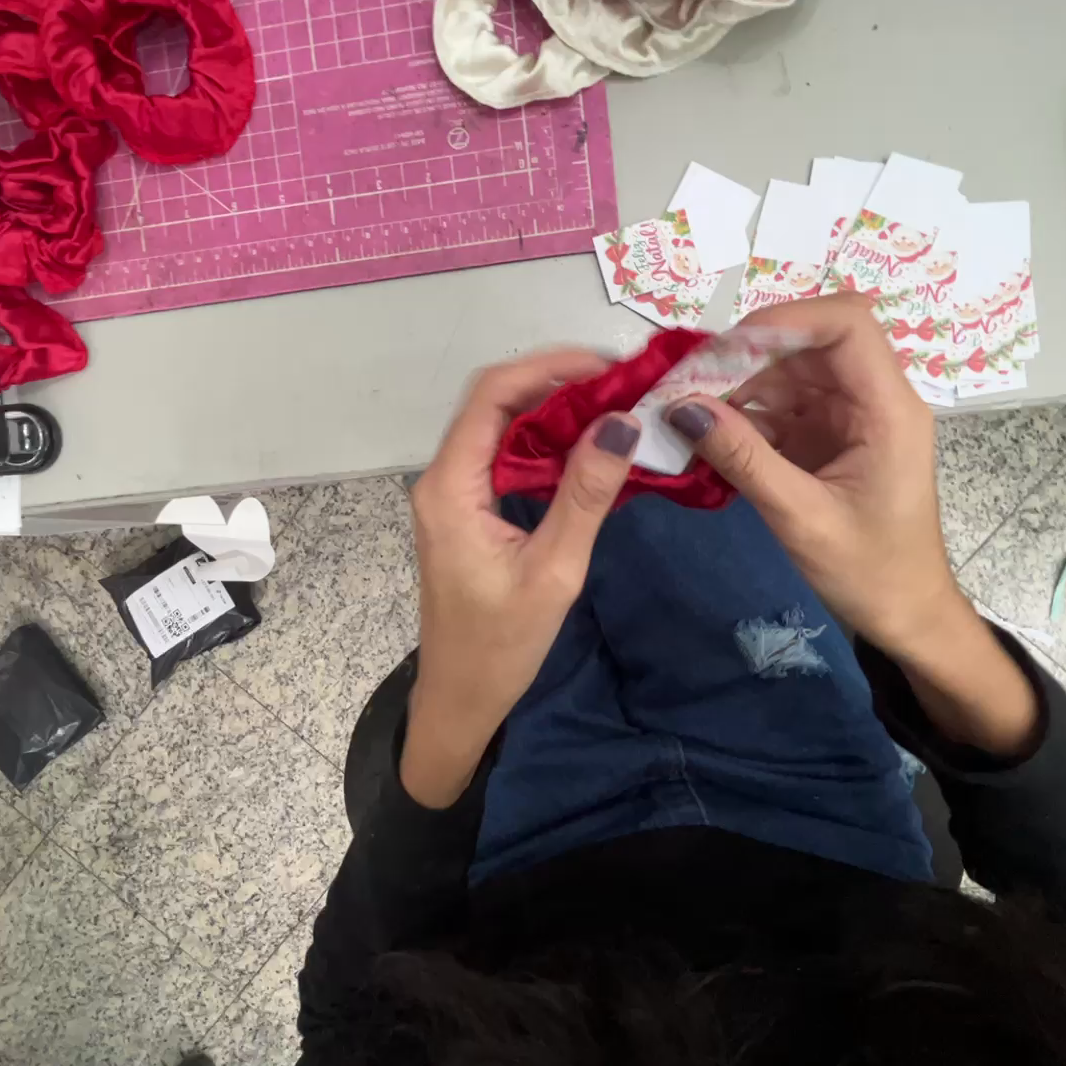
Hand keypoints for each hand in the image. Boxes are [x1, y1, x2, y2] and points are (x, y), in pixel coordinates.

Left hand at [403, 350, 640, 807]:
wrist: (461, 697)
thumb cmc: (501, 646)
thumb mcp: (553, 572)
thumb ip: (584, 495)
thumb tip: (623, 423)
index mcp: (450, 487)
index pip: (492, 396)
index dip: (548, 368)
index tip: (608, 368)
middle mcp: (442, 479)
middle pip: (494, 404)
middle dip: (556, 384)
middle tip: (621, 387)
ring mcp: (452, 495)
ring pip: (500, 429)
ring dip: (552, 413)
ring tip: (613, 410)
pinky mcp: (466, 511)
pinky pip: (503, 459)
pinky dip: (544, 445)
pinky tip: (585, 451)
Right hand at [662, 295, 962, 654]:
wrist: (901, 612)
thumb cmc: (867, 570)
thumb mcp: (799, 516)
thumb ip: (742, 458)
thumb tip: (681, 408)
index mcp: (887, 409)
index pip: (846, 325)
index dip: (785, 320)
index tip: (722, 349)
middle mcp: (870, 399)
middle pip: (808, 344)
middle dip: (745, 356)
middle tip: (686, 384)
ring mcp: (846, 417)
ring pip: (787, 373)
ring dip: (736, 386)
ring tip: (686, 410)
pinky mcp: (824, 437)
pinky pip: (778, 408)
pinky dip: (740, 416)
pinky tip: (706, 435)